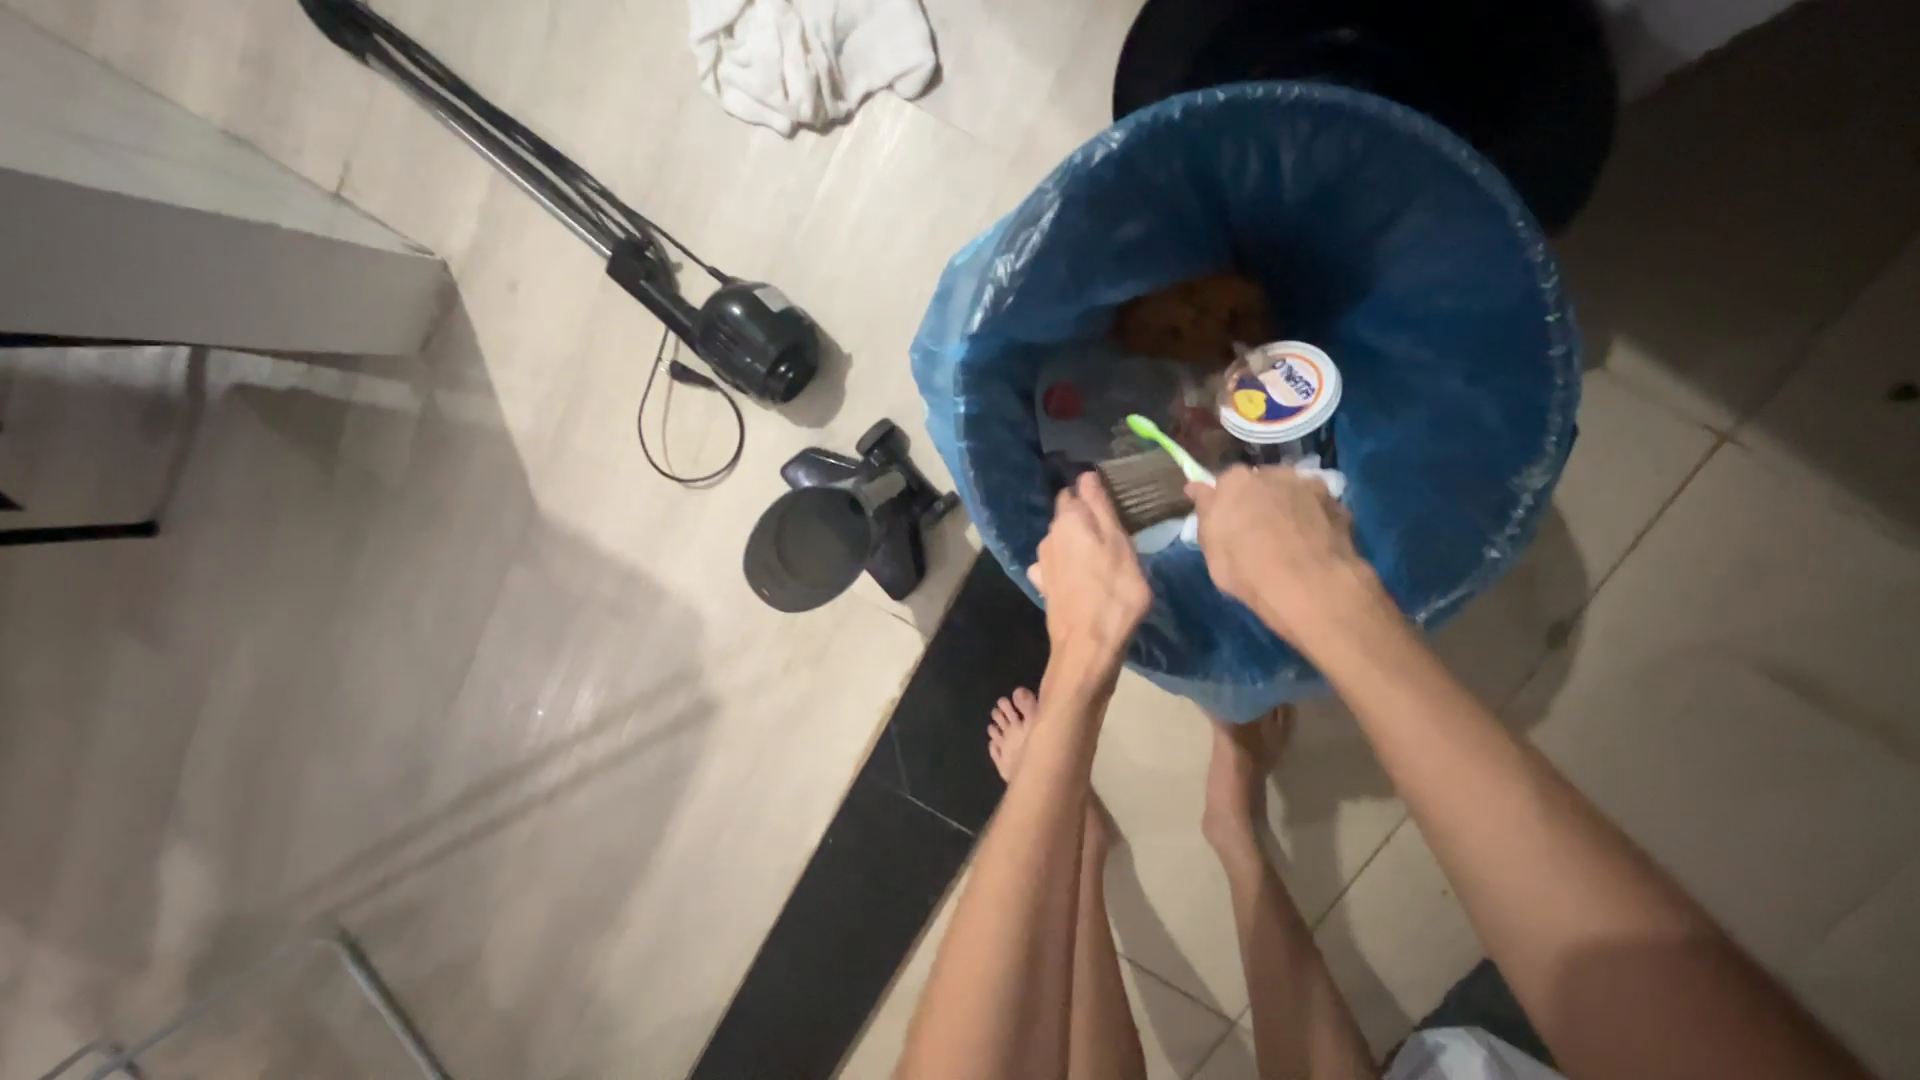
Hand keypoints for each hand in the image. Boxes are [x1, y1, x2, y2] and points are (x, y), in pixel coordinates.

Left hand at [1029, 472, 1151, 662]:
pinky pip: (1057, 565)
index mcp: (1069, 520)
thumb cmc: (1115, 591)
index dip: (1091, 492)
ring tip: (1100, 552)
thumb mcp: (1119, 544)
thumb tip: (1086, 475)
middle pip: (1066, 516)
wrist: (1088, 645)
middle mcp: (1049, 536)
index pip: (1075, 491)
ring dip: (1076, 541)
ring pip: (1061, 540)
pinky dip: (1068, 564)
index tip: (1111, 499)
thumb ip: (1101, 508)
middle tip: (1111, 527)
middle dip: (1084, 516)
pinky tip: (1080, 575)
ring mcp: (1043, 562)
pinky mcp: (1045, 586)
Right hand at [1187, 466, 1388, 645]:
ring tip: (1290, 537)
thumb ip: (1206, 512)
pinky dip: (1314, 518)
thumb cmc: (1248, 570)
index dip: (1225, 503)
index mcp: (1235, 481)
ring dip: (1288, 505)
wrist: (1311, 586)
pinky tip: (1313, 542)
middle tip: (1258, 530)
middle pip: (1260, 483)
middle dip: (1258, 500)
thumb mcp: (1211, 550)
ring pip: (1292, 491)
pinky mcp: (1338, 503)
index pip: (1224, 483)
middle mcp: (1273, 473)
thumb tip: (1196, 488)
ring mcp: (1309, 486)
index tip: (1226, 521)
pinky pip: (1317, 507)